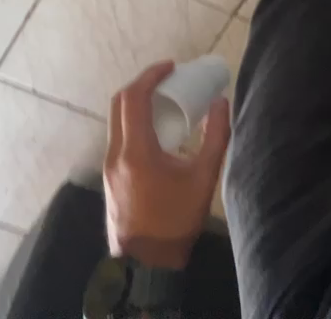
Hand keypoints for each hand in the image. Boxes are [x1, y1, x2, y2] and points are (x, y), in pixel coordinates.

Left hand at [103, 61, 232, 269]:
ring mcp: (109, 166)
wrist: (146, 265)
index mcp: (135, 151)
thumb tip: (221, 102)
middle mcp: (116, 154)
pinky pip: (119, 135)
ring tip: (166, 98)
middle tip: (169, 77)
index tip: (172, 66)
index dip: (151, 75)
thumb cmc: (176, 220)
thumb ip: (216, 136)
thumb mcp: (204, 177)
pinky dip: (135, 120)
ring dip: (137, 102)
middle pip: (119, 103)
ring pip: (117, 120)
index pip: (134, 98)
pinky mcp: (111, 176)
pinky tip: (157, 127)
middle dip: (143, 83)